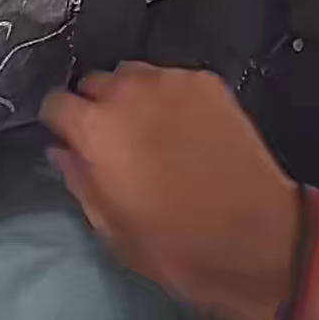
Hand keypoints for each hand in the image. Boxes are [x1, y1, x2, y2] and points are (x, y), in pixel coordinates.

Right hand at [43, 65, 318, 319]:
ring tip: (152, 124)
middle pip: (92, 81)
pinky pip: (170, 77)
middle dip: (95, 104)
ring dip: (130, 94)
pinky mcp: (204, 80)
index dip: (59, 121)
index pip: (55, 101)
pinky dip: (169, 95)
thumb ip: (79, 178)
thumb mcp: (112, 228)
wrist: (263, 244)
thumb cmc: (176, 246)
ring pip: (131, 73)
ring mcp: (168, 80)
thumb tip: (61, 149)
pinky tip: (187, 124)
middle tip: (115, 135)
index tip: (69, 136)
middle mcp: (125, 91)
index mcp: (95, 128)